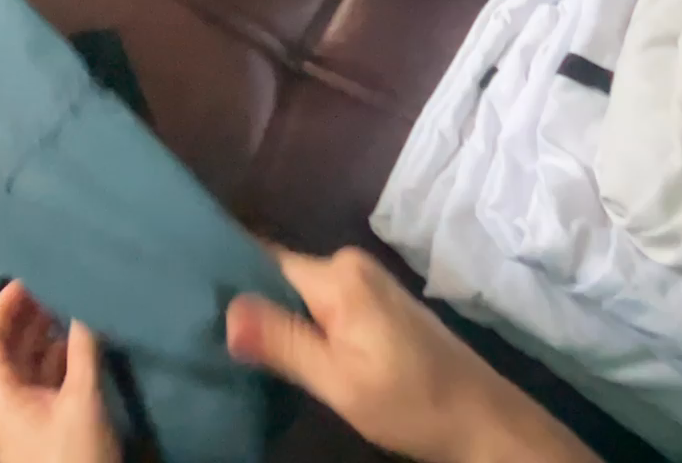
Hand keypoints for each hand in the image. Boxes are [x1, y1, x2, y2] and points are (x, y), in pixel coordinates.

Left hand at [0, 281, 121, 462]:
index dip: (4, 305)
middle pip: (8, 346)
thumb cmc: (73, 459)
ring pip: (29, 362)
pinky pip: (47, 379)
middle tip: (54, 282)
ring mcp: (26, 414)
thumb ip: (84, 346)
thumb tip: (86, 297)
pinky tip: (82, 339)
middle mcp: (6, 400)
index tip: (28, 276)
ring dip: (48, 334)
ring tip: (71, 302)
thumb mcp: (82, 400)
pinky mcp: (47, 425)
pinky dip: (61, 356)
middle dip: (29, 313)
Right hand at [227, 247, 599, 462]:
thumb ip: (283, 342)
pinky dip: (302, 317)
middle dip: (251, 295)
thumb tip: (225, 312)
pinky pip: (322, 298)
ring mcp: (365, 279)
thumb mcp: (340, 381)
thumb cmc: (411, 403)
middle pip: (281, 272)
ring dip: (277, 311)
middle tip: (209, 320)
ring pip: (301, 288)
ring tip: (241, 334)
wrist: (488, 424)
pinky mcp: (376, 300)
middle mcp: (348, 262)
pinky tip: (288, 341)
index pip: (264, 257)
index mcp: (337, 273)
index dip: (229, 270)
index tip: (192, 283)